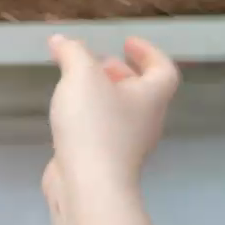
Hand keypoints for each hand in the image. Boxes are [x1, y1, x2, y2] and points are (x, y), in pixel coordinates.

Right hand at [43, 34, 179, 207]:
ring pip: (121, 111)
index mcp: (150, 97)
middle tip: (98, 62)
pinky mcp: (105, 160)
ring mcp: (127, 144)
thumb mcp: (81, 76)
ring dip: (104, 94)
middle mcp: (145, 120)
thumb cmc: (94, 125)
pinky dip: (90, 115)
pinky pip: (103, 129)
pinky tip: (66, 113)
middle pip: (143, 92)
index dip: (149, 53)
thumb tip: (61, 40)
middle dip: (121, 73)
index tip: (127, 42)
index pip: (164, 70)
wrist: (89, 184)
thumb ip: (72, 52)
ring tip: (76, 84)